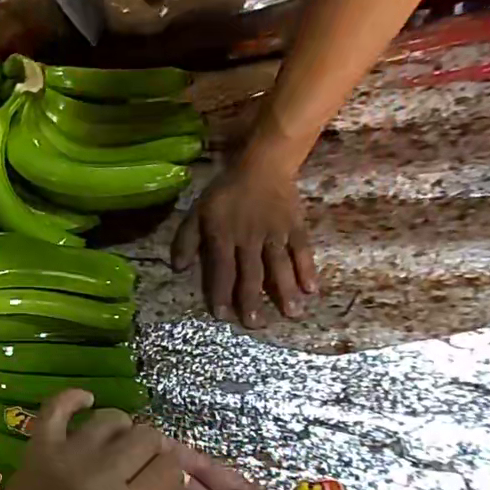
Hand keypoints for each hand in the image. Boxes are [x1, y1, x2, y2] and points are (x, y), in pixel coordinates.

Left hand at [0, 390, 191, 489]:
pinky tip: (87, 401)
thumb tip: (165, 474)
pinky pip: (57, 407)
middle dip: (153, 452)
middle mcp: (99, 477)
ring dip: (123, 431)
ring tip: (118, 448)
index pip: (170, 469)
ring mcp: (65, 458)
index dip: (173, 475)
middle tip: (143, 466)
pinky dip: (74, 399)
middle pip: (146, 438)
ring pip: (112, 418)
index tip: (164, 482)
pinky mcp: (37, 449)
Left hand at [171, 156, 316, 328]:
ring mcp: (275, 234)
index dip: (220, 292)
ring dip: (284, 290)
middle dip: (251, 300)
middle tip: (254, 324)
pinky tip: (312, 290)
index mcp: (223, 235)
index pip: (221, 269)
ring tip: (291, 314)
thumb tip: (177, 268)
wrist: (262, 165)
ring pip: (278, 265)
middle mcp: (249, 238)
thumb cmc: (226, 192)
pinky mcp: (294, 228)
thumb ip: (186, 240)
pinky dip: (307, 270)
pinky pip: (302, 251)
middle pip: (251, 273)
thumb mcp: (198, 212)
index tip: (221, 315)